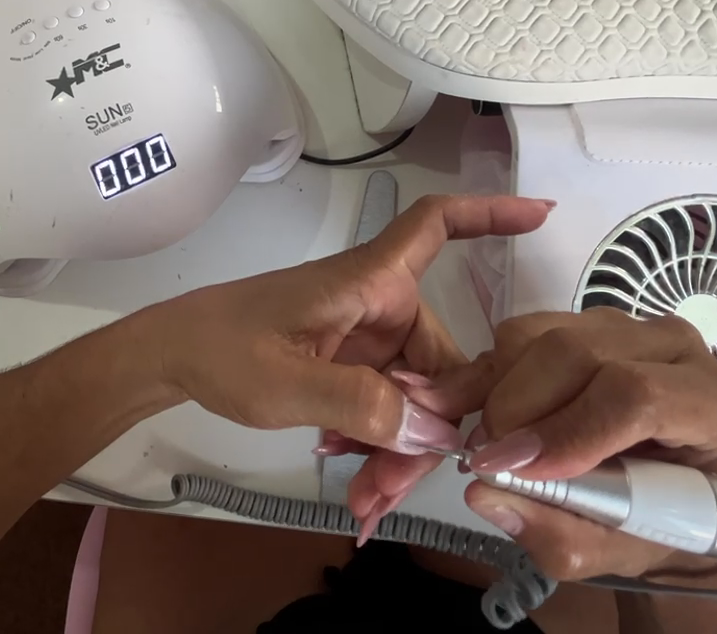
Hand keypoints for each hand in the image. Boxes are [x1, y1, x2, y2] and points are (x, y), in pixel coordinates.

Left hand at [143, 193, 553, 453]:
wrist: (175, 355)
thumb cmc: (224, 349)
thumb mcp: (289, 383)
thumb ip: (362, 405)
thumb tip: (436, 432)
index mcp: (366, 283)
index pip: (433, 227)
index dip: (487, 213)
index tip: (541, 213)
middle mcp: (376, 305)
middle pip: (440, 360)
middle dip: (431, 428)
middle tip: (392, 489)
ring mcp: (364, 337)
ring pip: (416, 396)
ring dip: (399, 450)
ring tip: (369, 502)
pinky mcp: (349, 363)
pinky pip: (387, 405)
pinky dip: (379, 443)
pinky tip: (361, 484)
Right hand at [440, 309, 716, 580]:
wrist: (658, 488)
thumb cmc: (656, 518)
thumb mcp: (619, 548)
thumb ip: (560, 534)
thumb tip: (485, 495)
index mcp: (709, 404)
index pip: (635, 396)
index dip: (568, 429)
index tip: (512, 468)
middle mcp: (668, 347)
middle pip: (574, 354)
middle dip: (516, 408)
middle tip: (485, 457)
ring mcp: (615, 325)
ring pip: (534, 338)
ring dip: (493, 390)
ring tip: (479, 440)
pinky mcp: (569, 318)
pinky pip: (512, 335)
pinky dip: (481, 373)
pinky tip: (463, 406)